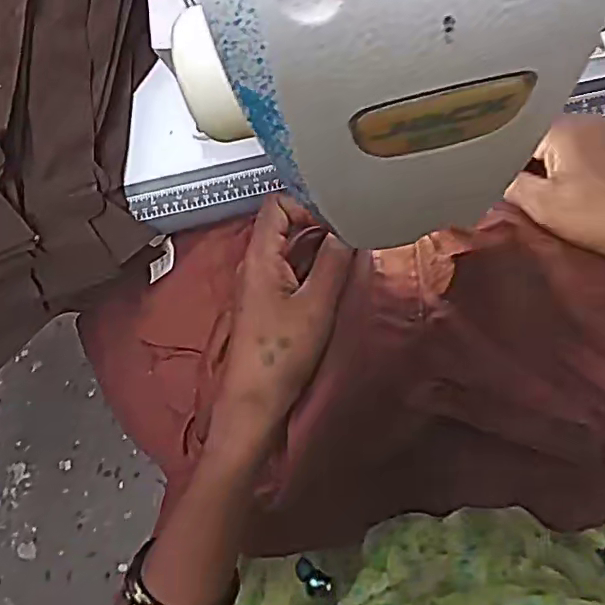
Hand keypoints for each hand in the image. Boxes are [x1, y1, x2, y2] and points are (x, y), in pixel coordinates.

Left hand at [209, 194, 355, 460]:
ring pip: (289, 249)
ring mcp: (259, 285)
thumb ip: (334, 261)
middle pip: (283, 224)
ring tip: (348, 253)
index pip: (277, 205)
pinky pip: (290, 271)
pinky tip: (334, 279)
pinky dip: (312, 267)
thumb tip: (347, 230)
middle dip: (318, 223)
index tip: (338, 216)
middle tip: (350, 233)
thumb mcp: (317, 304)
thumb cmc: (281, 355)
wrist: (254, 402)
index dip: (307, 203)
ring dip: (317, 247)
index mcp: (259, 257)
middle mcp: (254, 265)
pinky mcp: (266, 304)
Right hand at [504, 115, 604, 302]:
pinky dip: (561, 169)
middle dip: (521, 161)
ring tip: (535, 192)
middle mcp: (583, 120)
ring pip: (554, 145)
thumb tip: (490, 173)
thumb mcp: (540, 204)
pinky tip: (561, 191)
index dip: (499, 156)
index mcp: (563, 126)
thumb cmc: (596, 217)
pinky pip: (574, 152)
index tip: (492, 178)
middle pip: (535, 136)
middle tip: (510, 189)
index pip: (514, 132)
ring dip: (541, 167)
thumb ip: (508, 182)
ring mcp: (602, 133)